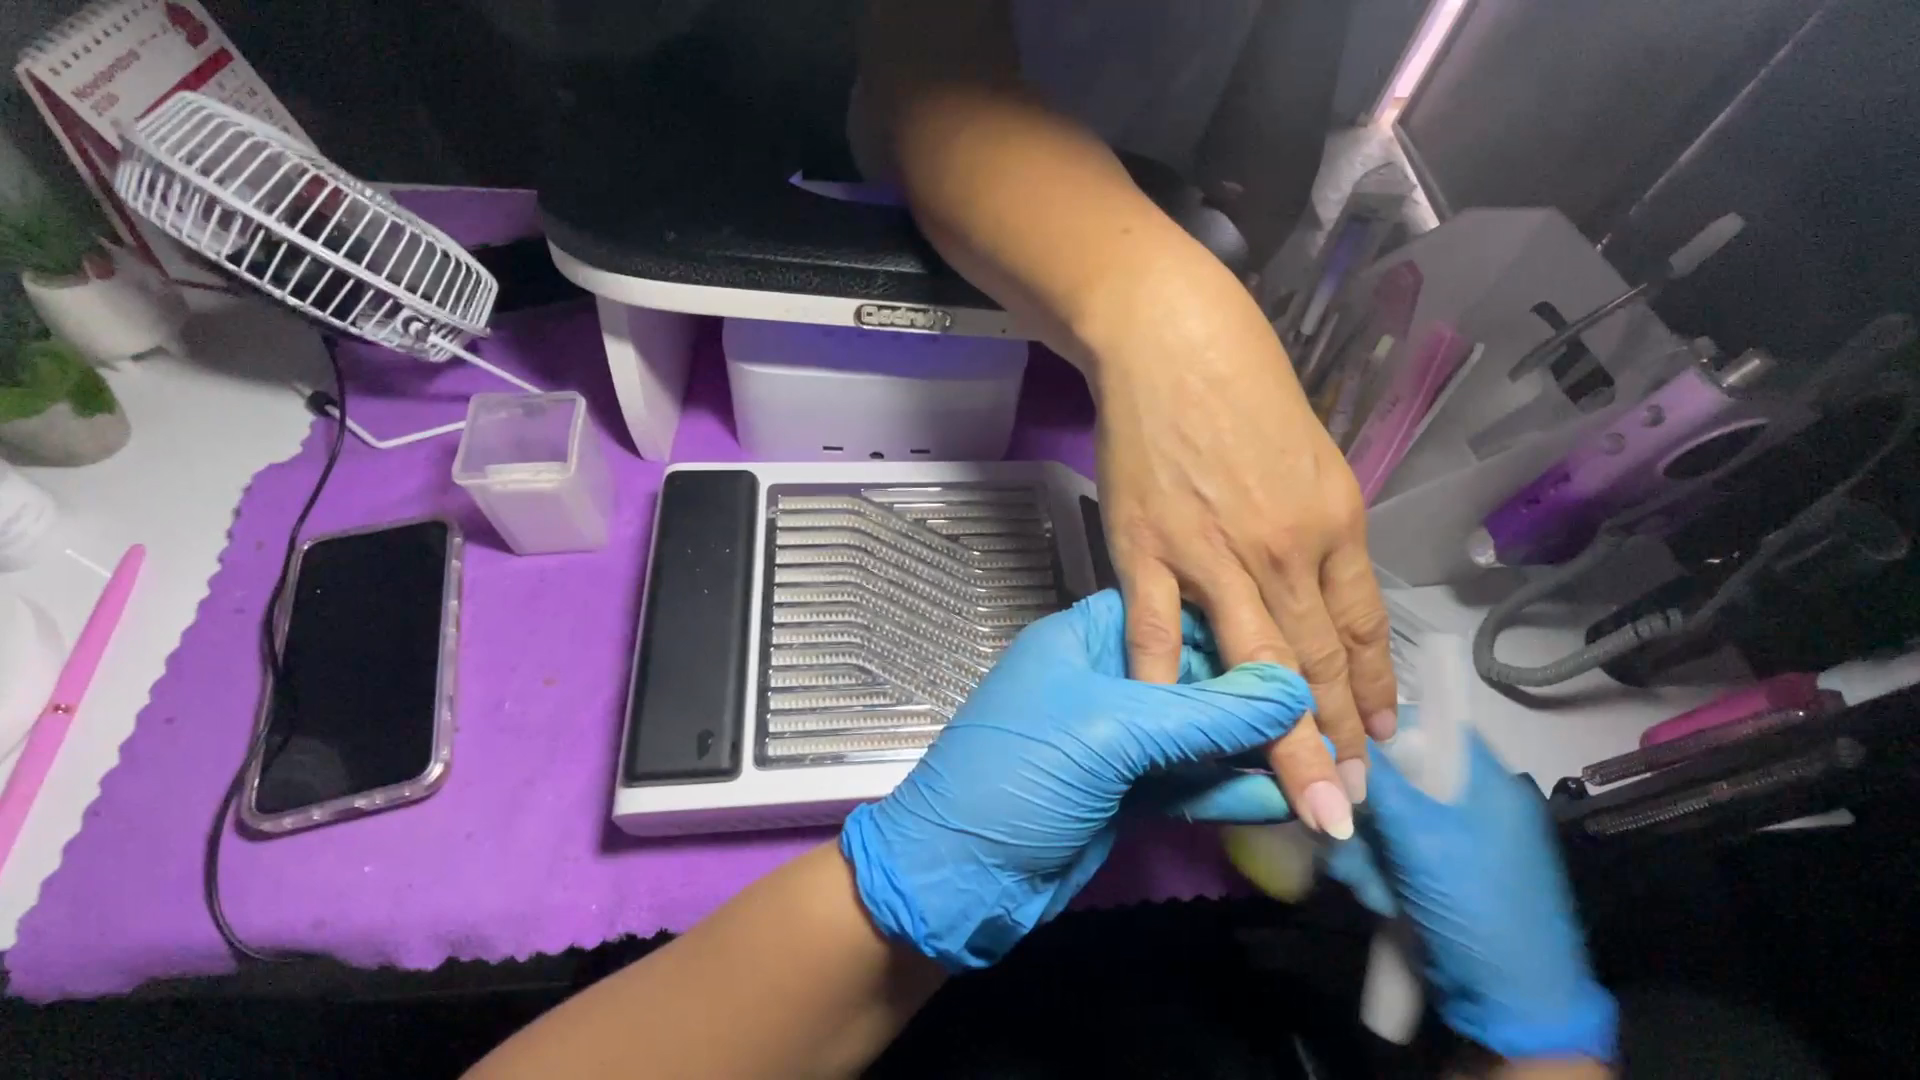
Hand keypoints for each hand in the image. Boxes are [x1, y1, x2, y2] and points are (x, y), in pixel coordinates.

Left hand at [841, 590, 1313, 969]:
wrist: (958, 878)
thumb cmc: (1021, 776)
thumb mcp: (1108, 731)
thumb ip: (1203, 712)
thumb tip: (1295, 691)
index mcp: (1088, 638)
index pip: (1181, 617)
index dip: (1245, 634)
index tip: (1312, 653)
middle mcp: (1107, 679)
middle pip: (1199, 679)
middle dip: (1261, 705)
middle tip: (1335, 725)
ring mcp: (1117, 739)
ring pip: (1200, 737)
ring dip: (1257, 755)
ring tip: (1329, 770)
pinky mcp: (1126, 791)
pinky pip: (1190, 782)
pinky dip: (1231, 791)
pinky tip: (1285, 800)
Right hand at [1086, 268, 1396, 837]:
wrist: (1171, 343)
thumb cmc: (1244, 391)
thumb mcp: (1309, 458)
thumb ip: (1317, 533)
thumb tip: (1316, 598)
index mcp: (1334, 522)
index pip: (1362, 629)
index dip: (1371, 692)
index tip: (1376, 742)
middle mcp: (1285, 549)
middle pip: (1318, 663)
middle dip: (1337, 742)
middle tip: (1348, 808)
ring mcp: (1213, 555)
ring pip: (1254, 664)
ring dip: (1279, 740)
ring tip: (1298, 800)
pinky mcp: (1146, 551)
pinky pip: (1160, 634)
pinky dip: (1170, 690)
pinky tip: (1177, 738)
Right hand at [1332, 706, 1617, 1062]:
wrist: (1511, 1008)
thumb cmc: (1475, 906)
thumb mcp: (1421, 835)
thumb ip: (1374, 779)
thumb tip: (1322, 727)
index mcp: (1484, 781)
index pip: (1421, 725)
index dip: (1374, 731)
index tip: (1333, 752)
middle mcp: (1469, 803)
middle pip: (1391, 774)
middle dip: (1359, 807)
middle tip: (1345, 836)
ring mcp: (1452, 842)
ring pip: (1380, 815)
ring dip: (1359, 846)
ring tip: (1364, 882)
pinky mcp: (1434, 874)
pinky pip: (1386, 849)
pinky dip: (1371, 869)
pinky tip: (1373, 897)